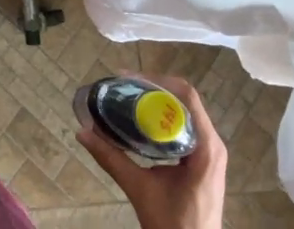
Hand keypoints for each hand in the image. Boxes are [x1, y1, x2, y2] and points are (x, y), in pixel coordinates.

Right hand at [76, 78, 225, 228]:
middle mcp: (212, 144)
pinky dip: (161, 119)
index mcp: (206, 147)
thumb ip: (112, 159)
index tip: (127, 79)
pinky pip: (184, 128)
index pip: (185, 97)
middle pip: (183, 100)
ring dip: (156, 102)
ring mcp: (209, 153)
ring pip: (184, 113)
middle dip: (151, 89)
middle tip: (121, 86)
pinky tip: (139, 122)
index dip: (156, 82)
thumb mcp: (140, 189)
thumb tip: (82, 132)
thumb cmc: (173, 225)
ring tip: (127, 98)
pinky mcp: (202, 161)